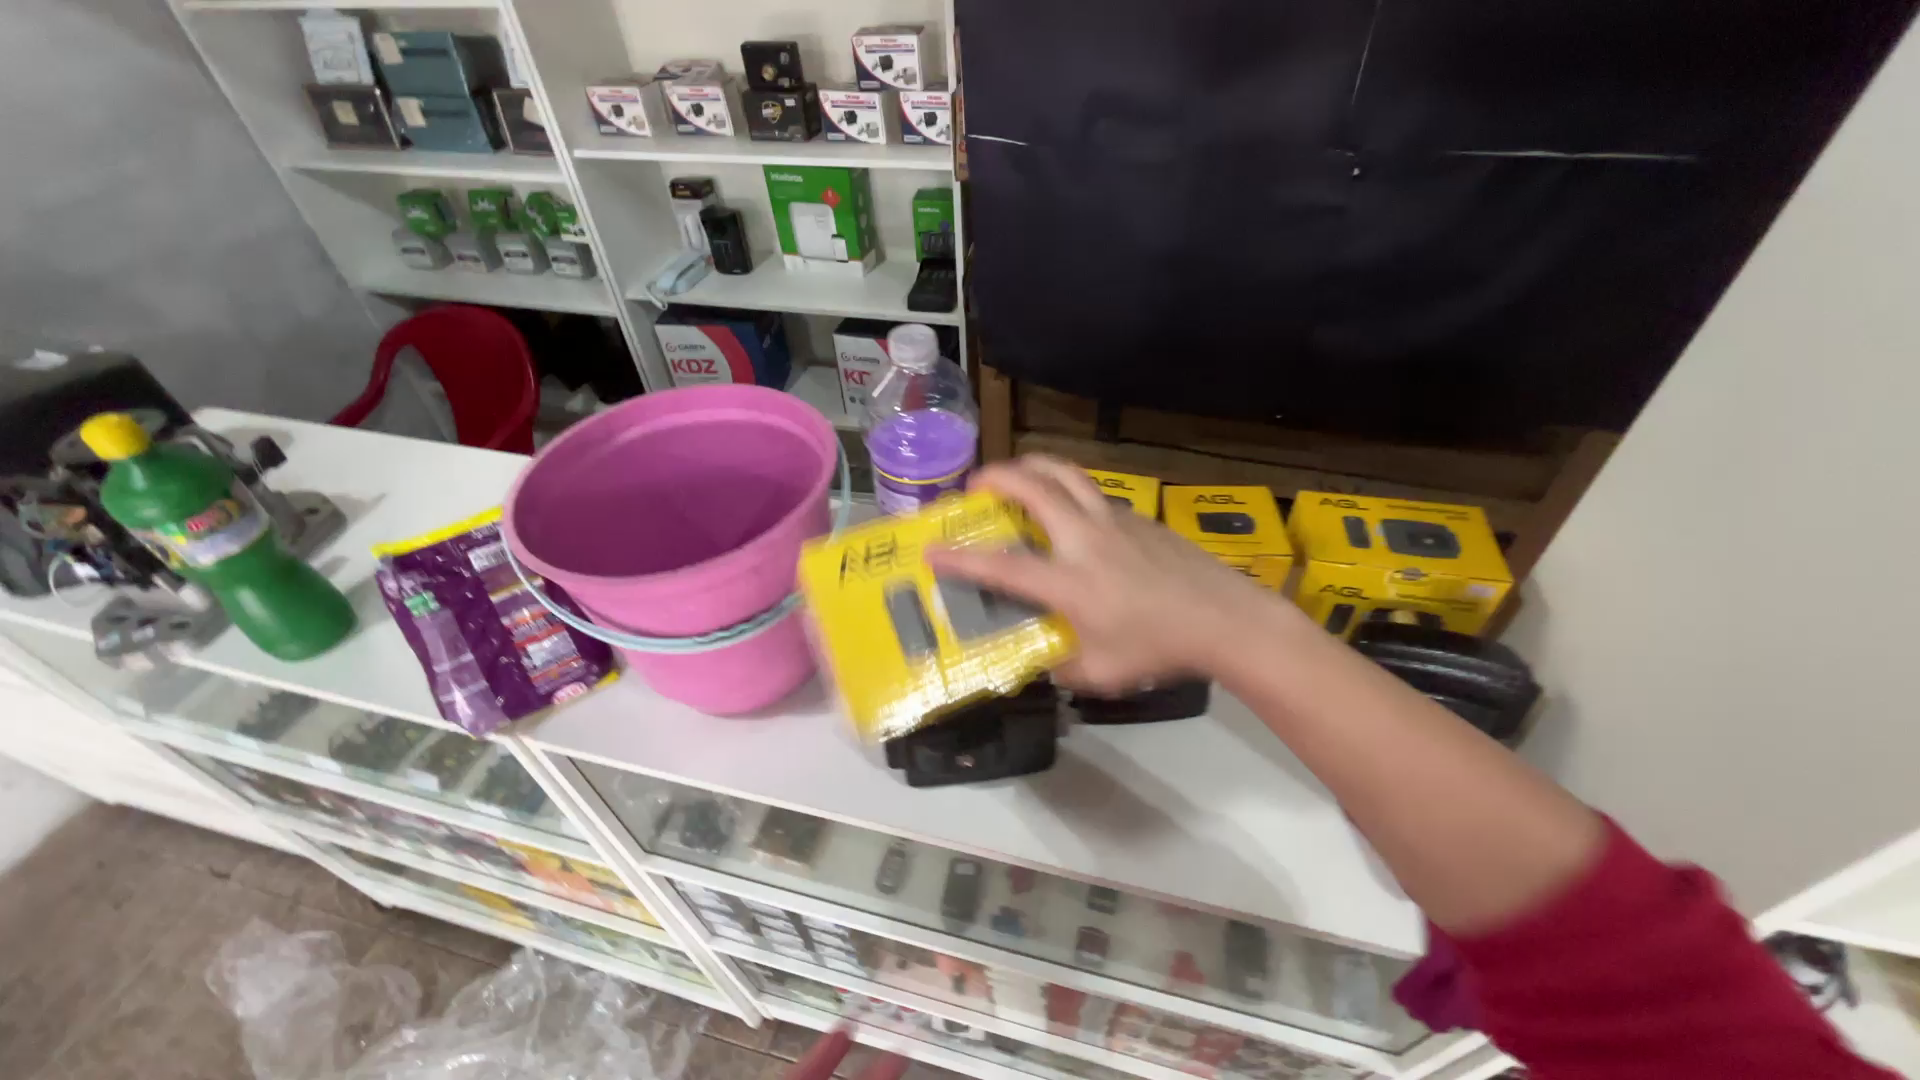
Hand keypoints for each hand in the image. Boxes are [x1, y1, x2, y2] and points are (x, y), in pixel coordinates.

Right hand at [925, 456, 1301, 693]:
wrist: (1224, 619)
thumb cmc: (1159, 649)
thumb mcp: (1101, 673)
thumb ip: (1061, 667)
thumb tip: (1041, 662)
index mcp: (1068, 582)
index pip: (1002, 566)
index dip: (960, 559)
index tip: (930, 551)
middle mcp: (1085, 539)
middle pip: (1035, 488)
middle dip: (998, 478)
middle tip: (977, 485)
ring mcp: (1115, 521)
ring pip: (1067, 475)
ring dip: (1034, 467)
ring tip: (1017, 473)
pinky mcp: (1139, 518)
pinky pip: (1093, 493)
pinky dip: (1069, 489)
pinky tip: (1073, 512)